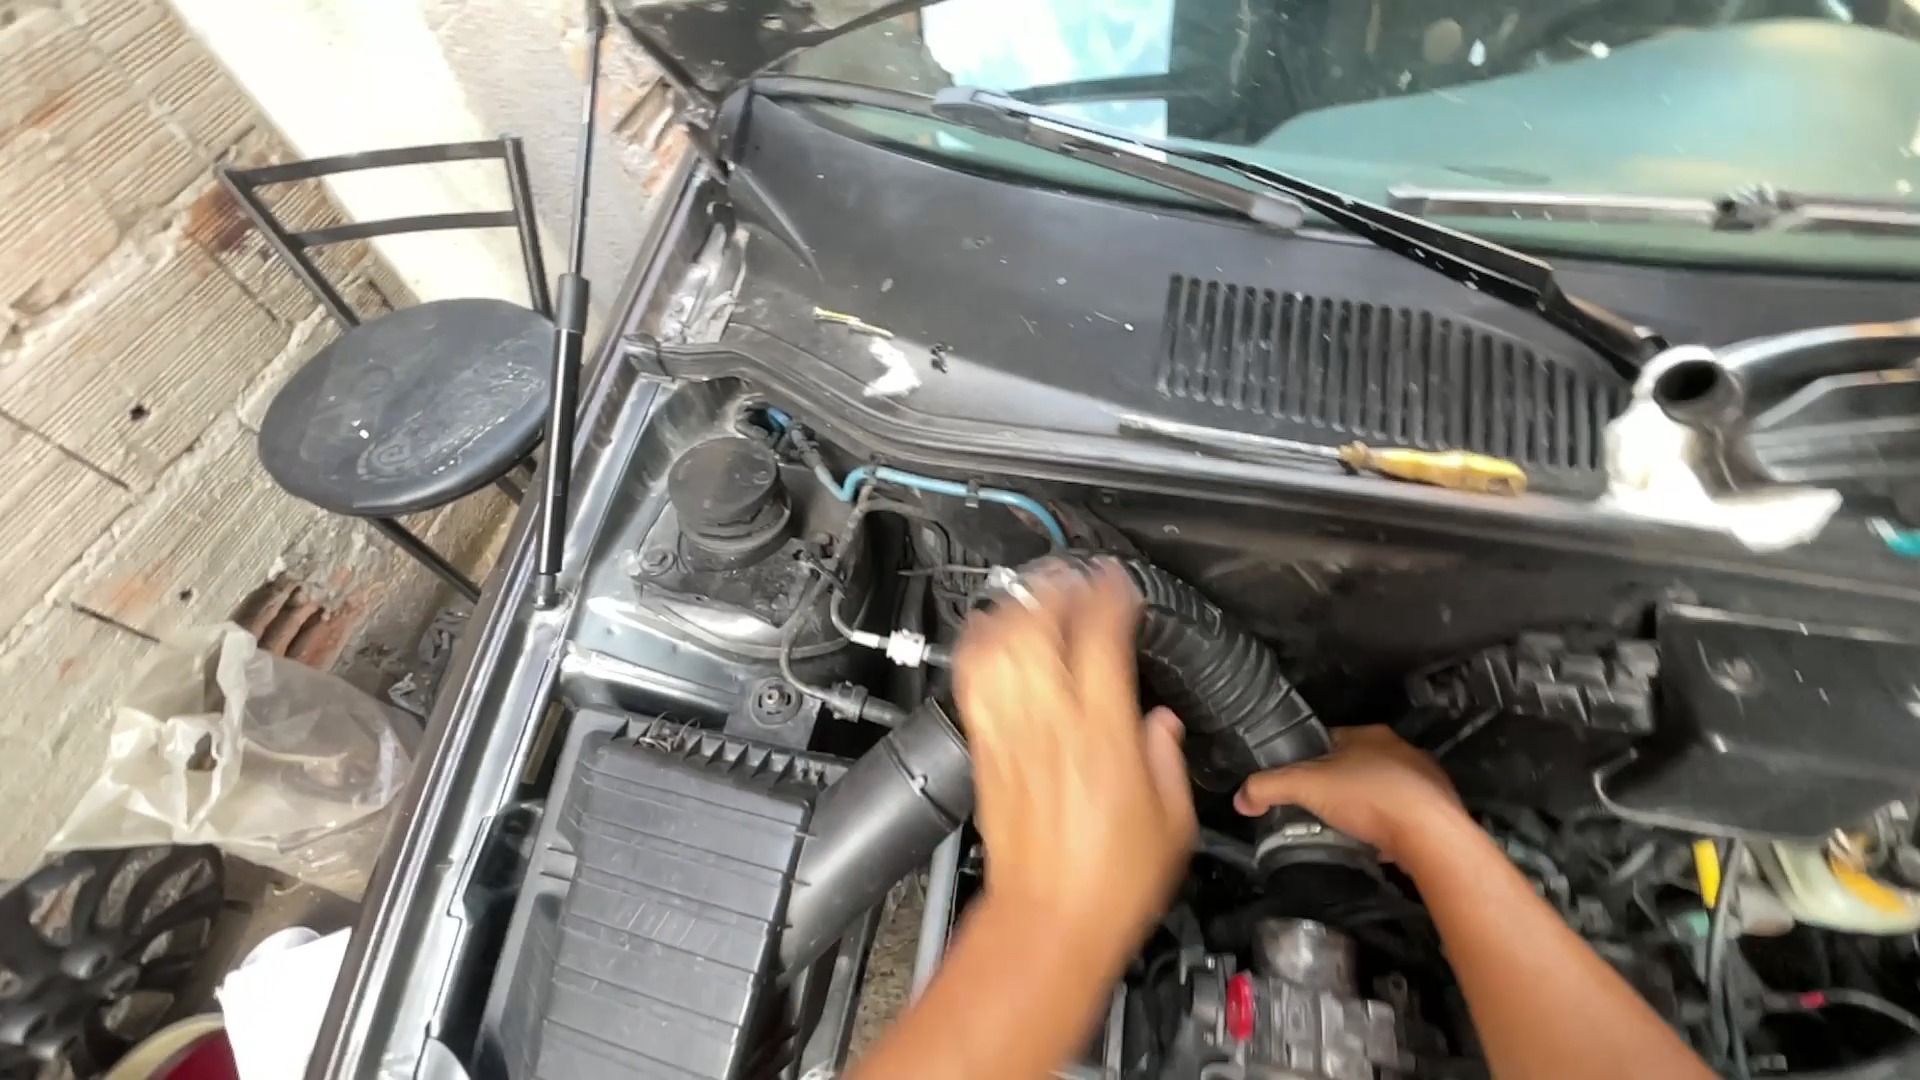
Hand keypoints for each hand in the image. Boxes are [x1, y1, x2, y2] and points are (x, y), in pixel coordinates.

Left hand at [953, 561, 1196, 953]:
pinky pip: (972, 683)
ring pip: (1002, 647)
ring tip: (1033, 589)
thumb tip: (1162, 722)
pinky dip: (977, 646)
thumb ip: (1167, 758)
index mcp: (1104, 735)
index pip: (1102, 639)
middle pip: (1043, 629)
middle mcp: (1053, 724)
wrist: (1048, 920)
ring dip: (1018, 607)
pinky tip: (987, 628)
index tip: (1116, 581)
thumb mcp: (1170, 820)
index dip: (1110, 597)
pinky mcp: (985, 748)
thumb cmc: (1110, 881)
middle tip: (1074, 575)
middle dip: (1059, 588)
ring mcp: (1012, 733)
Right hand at [1233, 726, 1463, 864]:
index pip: (1327, 740)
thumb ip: (1268, 787)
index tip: (1297, 780)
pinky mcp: (1442, 810)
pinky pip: (1407, 814)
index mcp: (1367, 734)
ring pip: (1383, 788)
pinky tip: (1377, 842)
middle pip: (1356, 763)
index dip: (1308, 758)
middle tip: (1318, 806)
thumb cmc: (1370, 798)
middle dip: (1338, 783)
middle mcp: (1400, 749)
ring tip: (1346, 827)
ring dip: (1367, 804)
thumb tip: (1241, 798)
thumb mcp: (1304, 787)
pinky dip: (1390, 825)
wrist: (1432, 838)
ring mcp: (1426, 780)